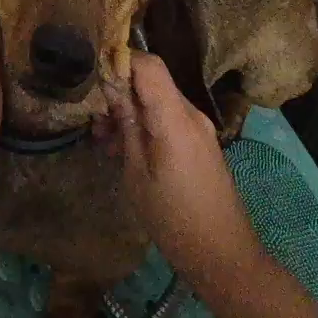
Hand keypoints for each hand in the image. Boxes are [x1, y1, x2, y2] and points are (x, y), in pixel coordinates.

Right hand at [106, 52, 264, 281]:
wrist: (224, 258)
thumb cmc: (174, 218)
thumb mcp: (136, 173)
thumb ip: (126, 125)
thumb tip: (110, 88)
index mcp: (175, 119)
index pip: (149, 65)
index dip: (120, 60)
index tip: (92, 72)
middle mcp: (190, 115)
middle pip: (151, 82)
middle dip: (118, 91)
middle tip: (92, 117)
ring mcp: (197, 129)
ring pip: (156, 101)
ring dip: (129, 111)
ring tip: (102, 139)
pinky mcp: (198, 143)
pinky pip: (167, 119)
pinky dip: (144, 124)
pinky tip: (123, 150)